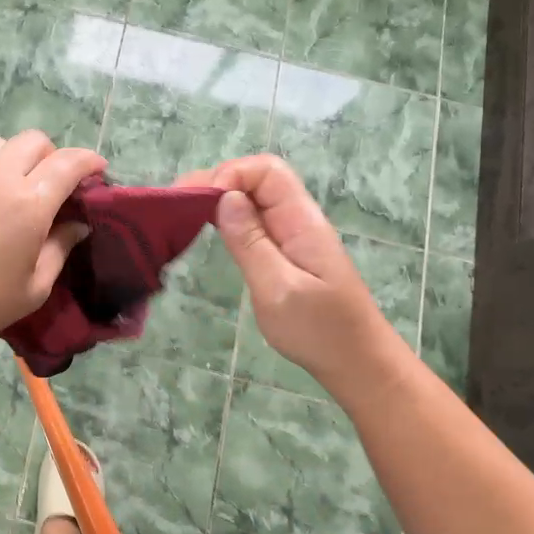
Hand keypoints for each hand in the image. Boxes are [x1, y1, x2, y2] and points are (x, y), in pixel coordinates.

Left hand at [0, 131, 104, 354]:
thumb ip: (60, 248)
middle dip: (53, 156)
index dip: (89, 161)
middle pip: (35, 141)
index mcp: (30, 204)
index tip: (97, 172)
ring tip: (16, 188)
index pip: (69, 162)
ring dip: (17, 158)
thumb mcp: (33, 288)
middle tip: (54, 185)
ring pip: (0, 145)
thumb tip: (77, 224)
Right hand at [189, 155, 397, 380]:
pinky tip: (204, 230)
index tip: (200, 203)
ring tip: (182, 215)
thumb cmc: (320, 330)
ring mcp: (289, 234)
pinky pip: (251, 220)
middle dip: (215, 182)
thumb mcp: (279, 290)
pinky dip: (224, 218)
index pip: (267, 171)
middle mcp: (296, 219)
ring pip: (251, 197)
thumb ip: (251, 243)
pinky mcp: (281, 251)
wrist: (356, 363)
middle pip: (256, 178)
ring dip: (216, 199)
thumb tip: (224, 197)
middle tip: (177, 207)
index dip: (230, 175)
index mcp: (301, 221)